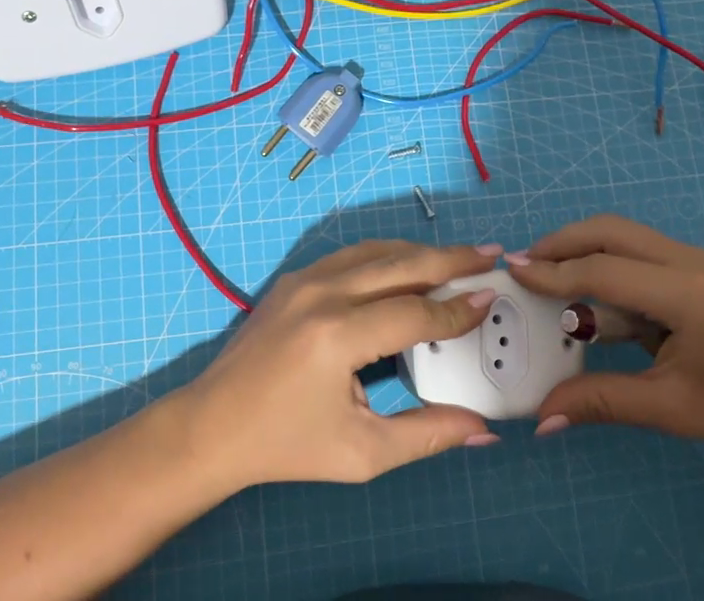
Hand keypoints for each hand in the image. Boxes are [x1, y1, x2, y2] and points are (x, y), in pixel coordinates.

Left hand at [175, 240, 502, 488]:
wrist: (212, 427)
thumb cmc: (287, 444)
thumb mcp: (361, 452)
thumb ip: (427, 435)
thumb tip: (484, 428)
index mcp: (337, 336)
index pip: (414, 313)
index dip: (457, 309)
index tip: (491, 299)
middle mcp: (321, 294)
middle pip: (400, 263)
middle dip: (450, 258)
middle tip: (490, 255)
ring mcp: (302, 281)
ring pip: (374, 251)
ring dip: (418, 251)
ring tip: (457, 257)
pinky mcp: (292, 281)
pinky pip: (349, 257)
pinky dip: (385, 256)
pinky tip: (406, 266)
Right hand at [509, 215, 703, 472]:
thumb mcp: (673, 410)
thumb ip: (603, 402)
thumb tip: (542, 417)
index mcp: (687, 293)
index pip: (603, 270)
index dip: (552, 272)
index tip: (512, 272)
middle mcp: (691, 263)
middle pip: (612, 231)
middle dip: (563, 242)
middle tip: (526, 264)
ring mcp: (700, 264)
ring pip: (628, 239)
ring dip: (586, 252)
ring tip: (550, 280)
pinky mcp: (702, 274)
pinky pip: (644, 258)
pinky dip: (610, 268)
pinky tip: (594, 303)